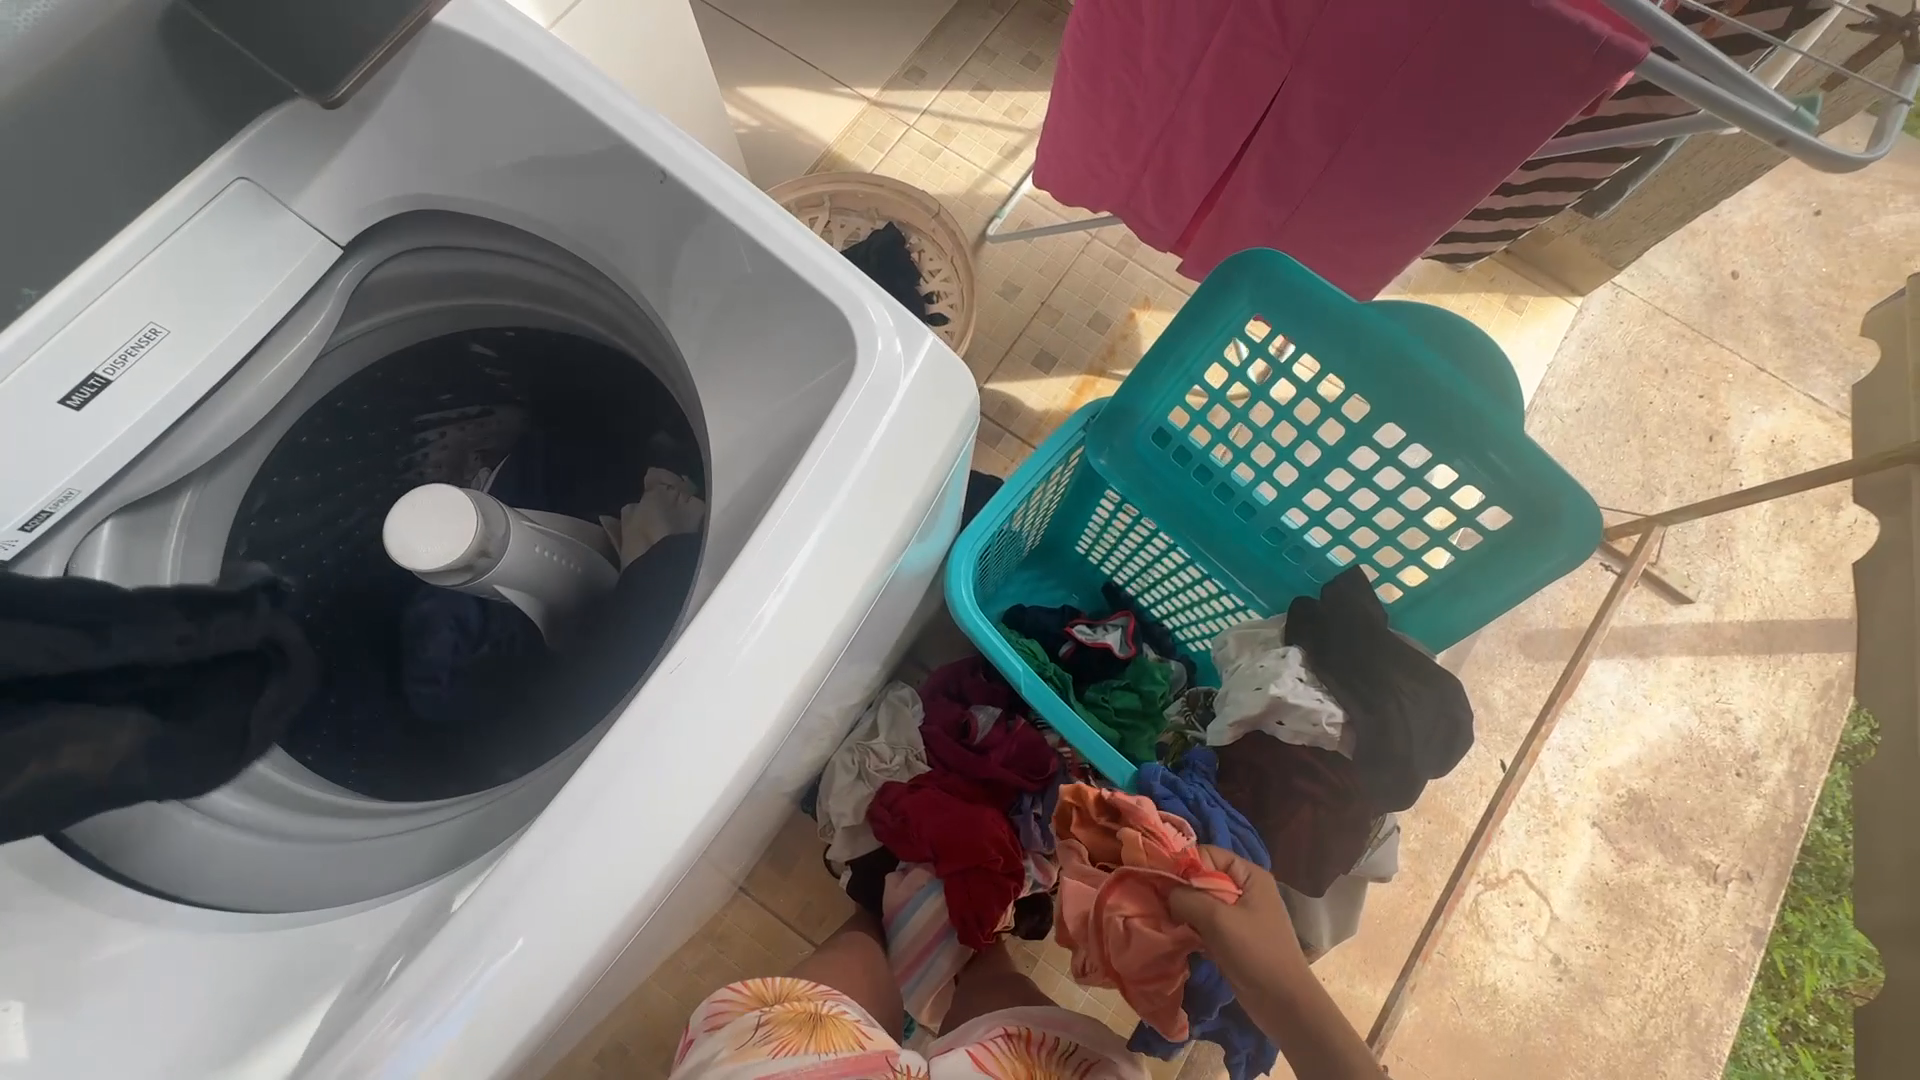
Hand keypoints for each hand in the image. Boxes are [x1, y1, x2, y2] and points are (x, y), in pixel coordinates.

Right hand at [1168, 846, 1304, 969]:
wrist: (1284, 1005)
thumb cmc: (1256, 953)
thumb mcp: (1218, 919)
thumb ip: (1186, 897)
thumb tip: (1166, 891)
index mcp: (1249, 874)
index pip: (1207, 854)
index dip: (1185, 865)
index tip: (1166, 884)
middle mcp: (1244, 888)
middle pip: (1203, 877)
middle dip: (1182, 890)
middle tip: (1165, 905)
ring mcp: (1239, 914)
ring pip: (1201, 901)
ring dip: (1186, 911)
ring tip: (1172, 922)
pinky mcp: (1232, 936)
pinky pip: (1205, 921)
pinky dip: (1193, 927)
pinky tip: (1183, 937)